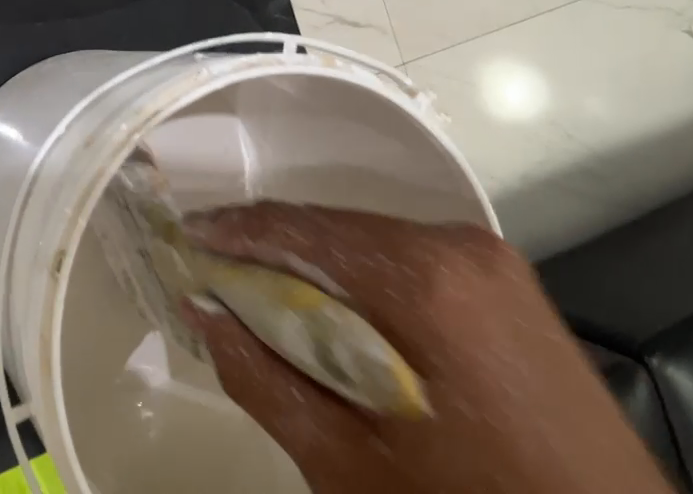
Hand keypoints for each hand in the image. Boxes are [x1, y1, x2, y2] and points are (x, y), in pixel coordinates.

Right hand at [180, 204, 672, 493]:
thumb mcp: (346, 464)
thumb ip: (261, 378)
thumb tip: (202, 310)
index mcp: (422, 279)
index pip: (300, 228)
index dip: (232, 230)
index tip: (184, 239)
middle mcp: (458, 245)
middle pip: (334, 228)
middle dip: (270, 250)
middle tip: (217, 276)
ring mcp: (491, 260)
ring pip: (369, 241)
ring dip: (314, 265)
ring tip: (266, 297)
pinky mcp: (507, 282)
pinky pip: (407, 259)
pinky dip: (360, 278)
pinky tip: (338, 315)